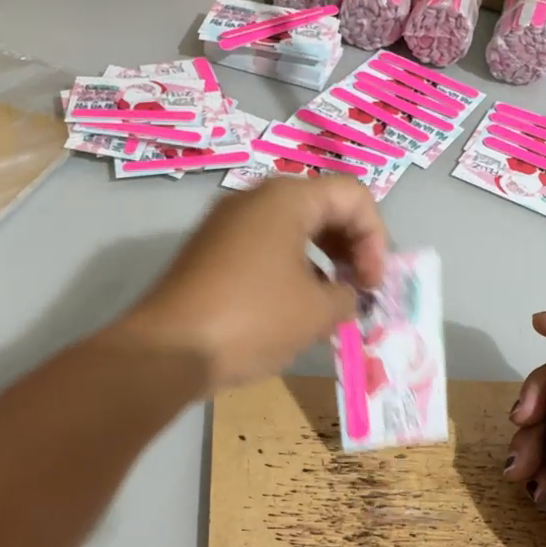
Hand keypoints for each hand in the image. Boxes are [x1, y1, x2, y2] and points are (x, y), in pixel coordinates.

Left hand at [118, 178, 388, 390]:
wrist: (169, 350)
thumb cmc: (252, 320)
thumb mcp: (316, 312)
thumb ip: (348, 296)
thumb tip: (346, 295)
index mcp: (286, 198)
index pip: (354, 196)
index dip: (376, 239)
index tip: (371, 285)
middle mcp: (253, 199)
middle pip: (322, 207)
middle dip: (350, 248)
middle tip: (357, 290)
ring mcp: (225, 225)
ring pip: (291, 230)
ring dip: (321, 262)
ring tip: (328, 306)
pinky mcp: (208, 253)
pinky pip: (263, 249)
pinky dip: (289, 271)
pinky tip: (292, 310)